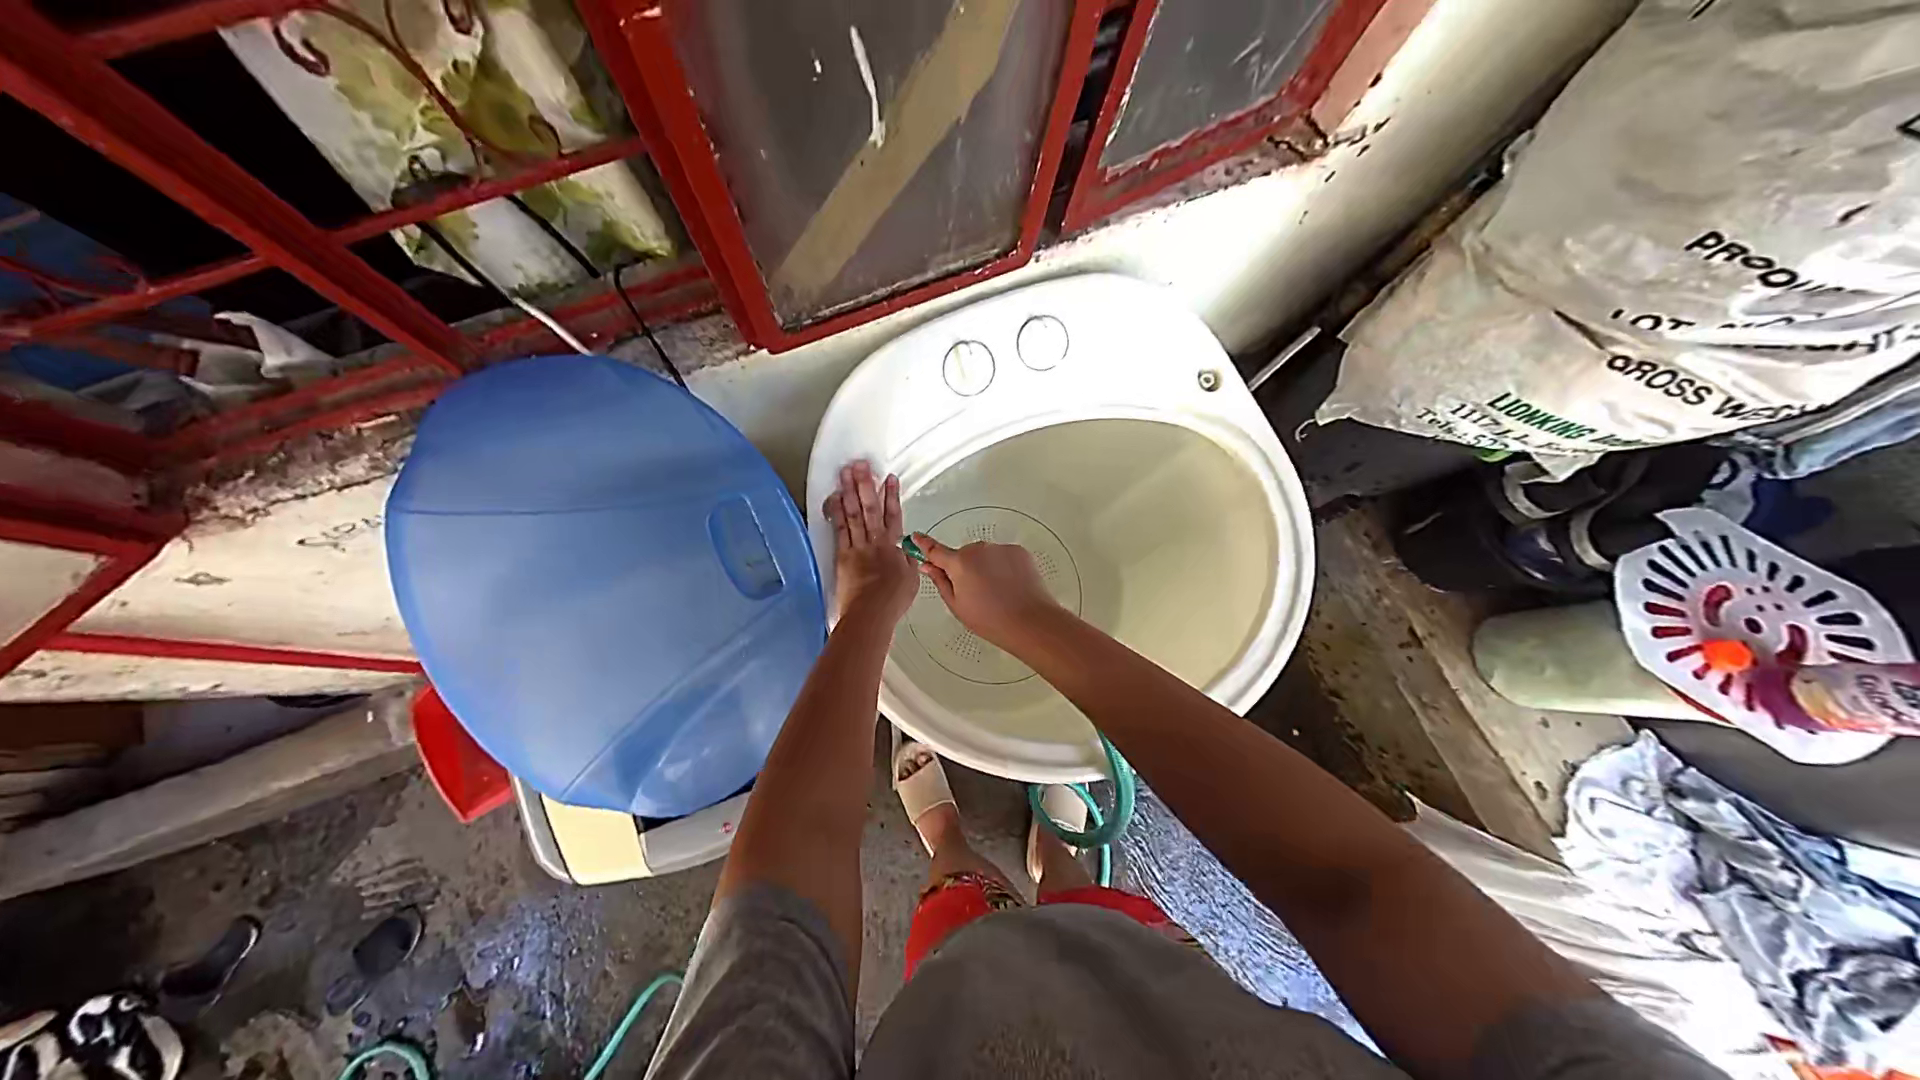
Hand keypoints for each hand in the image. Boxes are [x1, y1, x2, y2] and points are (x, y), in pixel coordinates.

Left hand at [823, 461, 916, 623]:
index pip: (894, 516)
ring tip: (846, 473)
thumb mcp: (911, 580)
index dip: (892, 496)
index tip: (889, 479)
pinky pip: (840, 529)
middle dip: (866, 484)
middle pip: (870, 508)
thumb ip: (908, 561)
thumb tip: (907, 551)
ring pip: (854, 514)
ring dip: (850, 491)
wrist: (871, 613)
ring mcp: (857, 547)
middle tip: (861, 465)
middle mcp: (875, 542)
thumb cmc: (892, 601)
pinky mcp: (843, 555)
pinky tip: (834, 497)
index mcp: (893, 547)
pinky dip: (837, 512)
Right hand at [910, 534, 1062, 650]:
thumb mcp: (957, 605)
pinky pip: (1003, 556)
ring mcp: (1000, 549)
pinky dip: (1004, 568)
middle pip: (964, 555)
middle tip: (974, 594)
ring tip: (996, 594)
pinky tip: (1009, 587)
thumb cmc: (991, 619)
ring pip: (985, 556)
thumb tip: (928, 566)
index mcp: (959, 563)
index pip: (935, 549)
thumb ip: (940, 581)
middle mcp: (979, 549)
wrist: (1030, 621)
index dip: (924, 544)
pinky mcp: (1018, 551)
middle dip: (965, 569)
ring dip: (986, 568)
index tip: (916, 538)